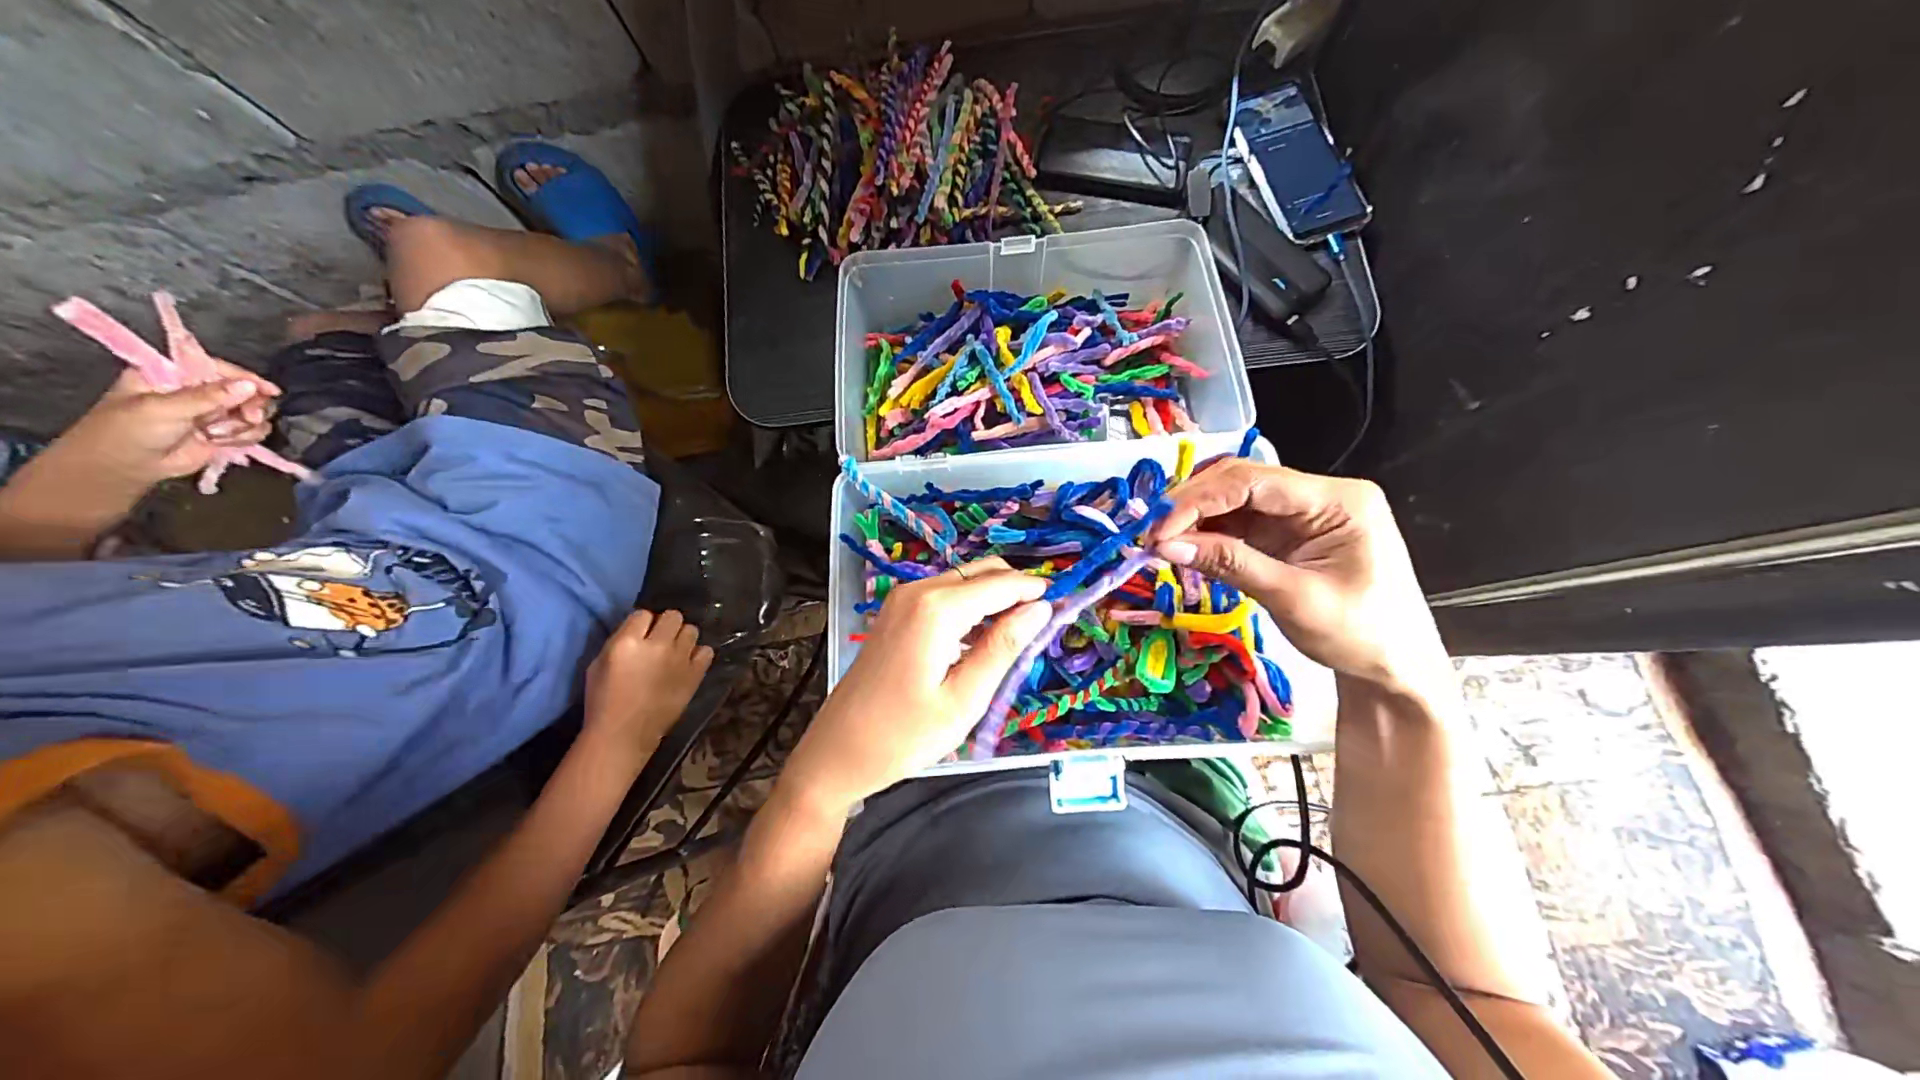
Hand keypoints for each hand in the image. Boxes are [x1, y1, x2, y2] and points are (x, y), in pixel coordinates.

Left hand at [47, 366, 279, 488]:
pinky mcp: (223, 433)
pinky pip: (253, 430)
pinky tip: (222, 442)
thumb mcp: (163, 408)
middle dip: (251, 405)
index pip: (218, 368)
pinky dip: (245, 437)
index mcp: (174, 375)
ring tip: (220, 435)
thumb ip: (207, 397)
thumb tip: (250, 385)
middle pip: (244, 390)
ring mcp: (212, 413)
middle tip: (250, 417)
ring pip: (253, 411)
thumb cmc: (129, 430)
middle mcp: (197, 391)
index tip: (269, 390)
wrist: (123, 467)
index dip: (245, 377)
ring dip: (245, 425)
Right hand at [582, 610, 714, 769]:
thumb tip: (638, 630)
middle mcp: (658, 645)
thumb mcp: (598, 664)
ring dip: (682, 638)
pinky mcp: (695, 674)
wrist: (624, 734)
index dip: (642, 623)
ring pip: (691, 630)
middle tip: (660, 640)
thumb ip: (620, 641)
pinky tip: (688, 664)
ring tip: (675, 652)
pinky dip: (698, 654)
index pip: (643, 614)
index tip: (640, 634)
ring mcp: (680, 659)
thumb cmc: (604, 701)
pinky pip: (706, 651)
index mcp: (628, 642)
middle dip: (666, 625)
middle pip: (673, 616)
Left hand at [781, 558, 1050, 810]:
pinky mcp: (897, 611)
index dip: (1038, 592)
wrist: (839, 750)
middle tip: (1043, 627)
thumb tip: (1040, 609)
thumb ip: (1003, 648)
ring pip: (966, 581)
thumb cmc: (903, 736)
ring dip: (996, 599)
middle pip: (984, 572)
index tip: (1067, 607)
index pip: (1003, 583)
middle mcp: (919, 590)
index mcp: (937, 608)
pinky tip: (981, 642)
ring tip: (1016, 641)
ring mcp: (903, 598)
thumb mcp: (964, 700)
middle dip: (1018, 591)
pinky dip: (972, 607)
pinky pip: (946, 595)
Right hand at [1149, 460, 1448, 694]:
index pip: (1253, 481)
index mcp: (1338, 500)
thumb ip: (1230, 564)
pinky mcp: (1288, 533)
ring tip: (1160, 543)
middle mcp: (1319, 495)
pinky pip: (1239, 523)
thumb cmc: (1360, 635)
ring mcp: (1302, 513)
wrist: (1395, 667)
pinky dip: (1208, 534)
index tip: (1158, 530)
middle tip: (1150, 536)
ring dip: (1195, 519)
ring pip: (1234, 500)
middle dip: (1191, 505)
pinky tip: (1185, 548)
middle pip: (1240, 482)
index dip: (1198, 500)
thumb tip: (1165, 545)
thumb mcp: (1293, 599)